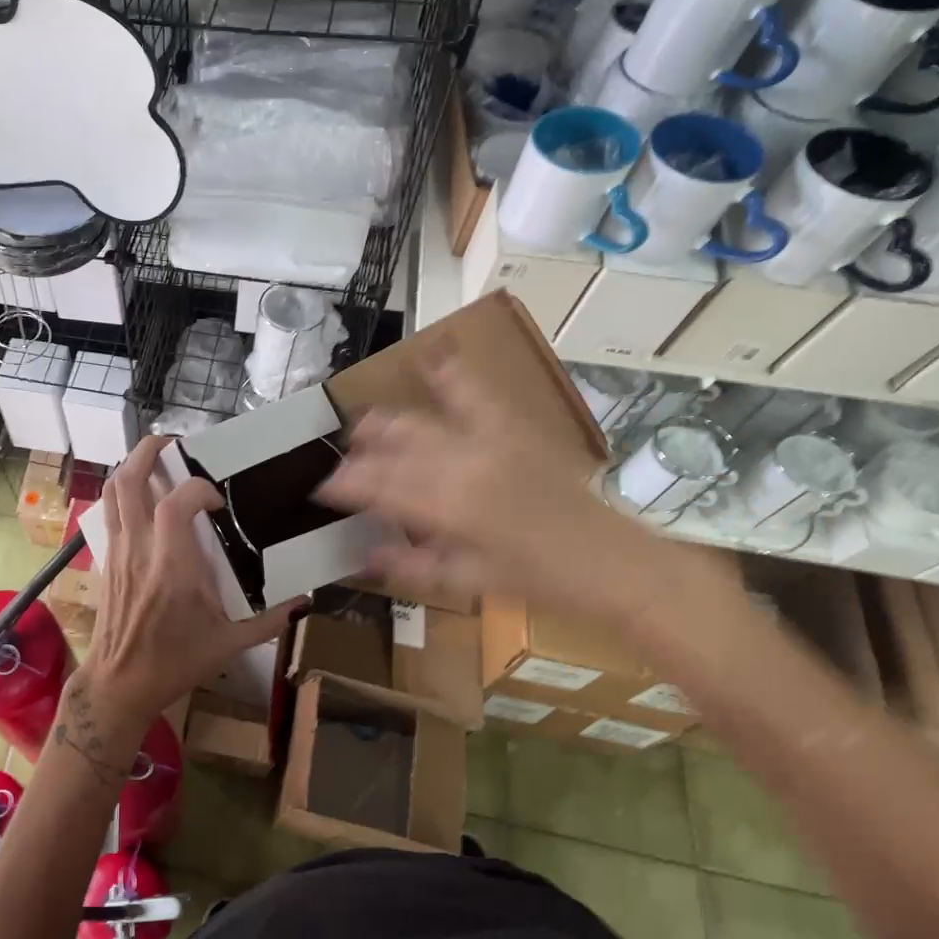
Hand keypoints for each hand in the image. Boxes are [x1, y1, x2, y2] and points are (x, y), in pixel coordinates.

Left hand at [81, 436, 303, 735]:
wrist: (119, 683)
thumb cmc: (174, 663)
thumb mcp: (228, 645)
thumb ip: (268, 619)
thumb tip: (304, 600)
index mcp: (172, 567)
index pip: (177, 502)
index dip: (198, 488)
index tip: (216, 501)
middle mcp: (139, 548)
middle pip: (130, 479)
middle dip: (150, 450)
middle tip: (175, 443)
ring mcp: (117, 550)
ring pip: (112, 489)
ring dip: (132, 464)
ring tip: (156, 458)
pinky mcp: (105, 558)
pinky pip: (107, 510)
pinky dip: (122, 492)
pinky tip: (142, 496)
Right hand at [315, 354, 735, 629]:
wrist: (616, 563)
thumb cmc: (540, 582)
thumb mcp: (469, 581)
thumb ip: (412, 565)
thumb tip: (364, 555)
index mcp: (446, 508)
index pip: (378, 487)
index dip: (345, 485)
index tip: (323, 489)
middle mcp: (461, 466)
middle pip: (394, 448)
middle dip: (361, 452)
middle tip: (344, 461)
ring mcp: (489, 441)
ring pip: (422, 421)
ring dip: (388, 422)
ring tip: (366, 424)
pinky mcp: (515, 429)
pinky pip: (475, 394)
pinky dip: (452, 374)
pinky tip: (432, 356)